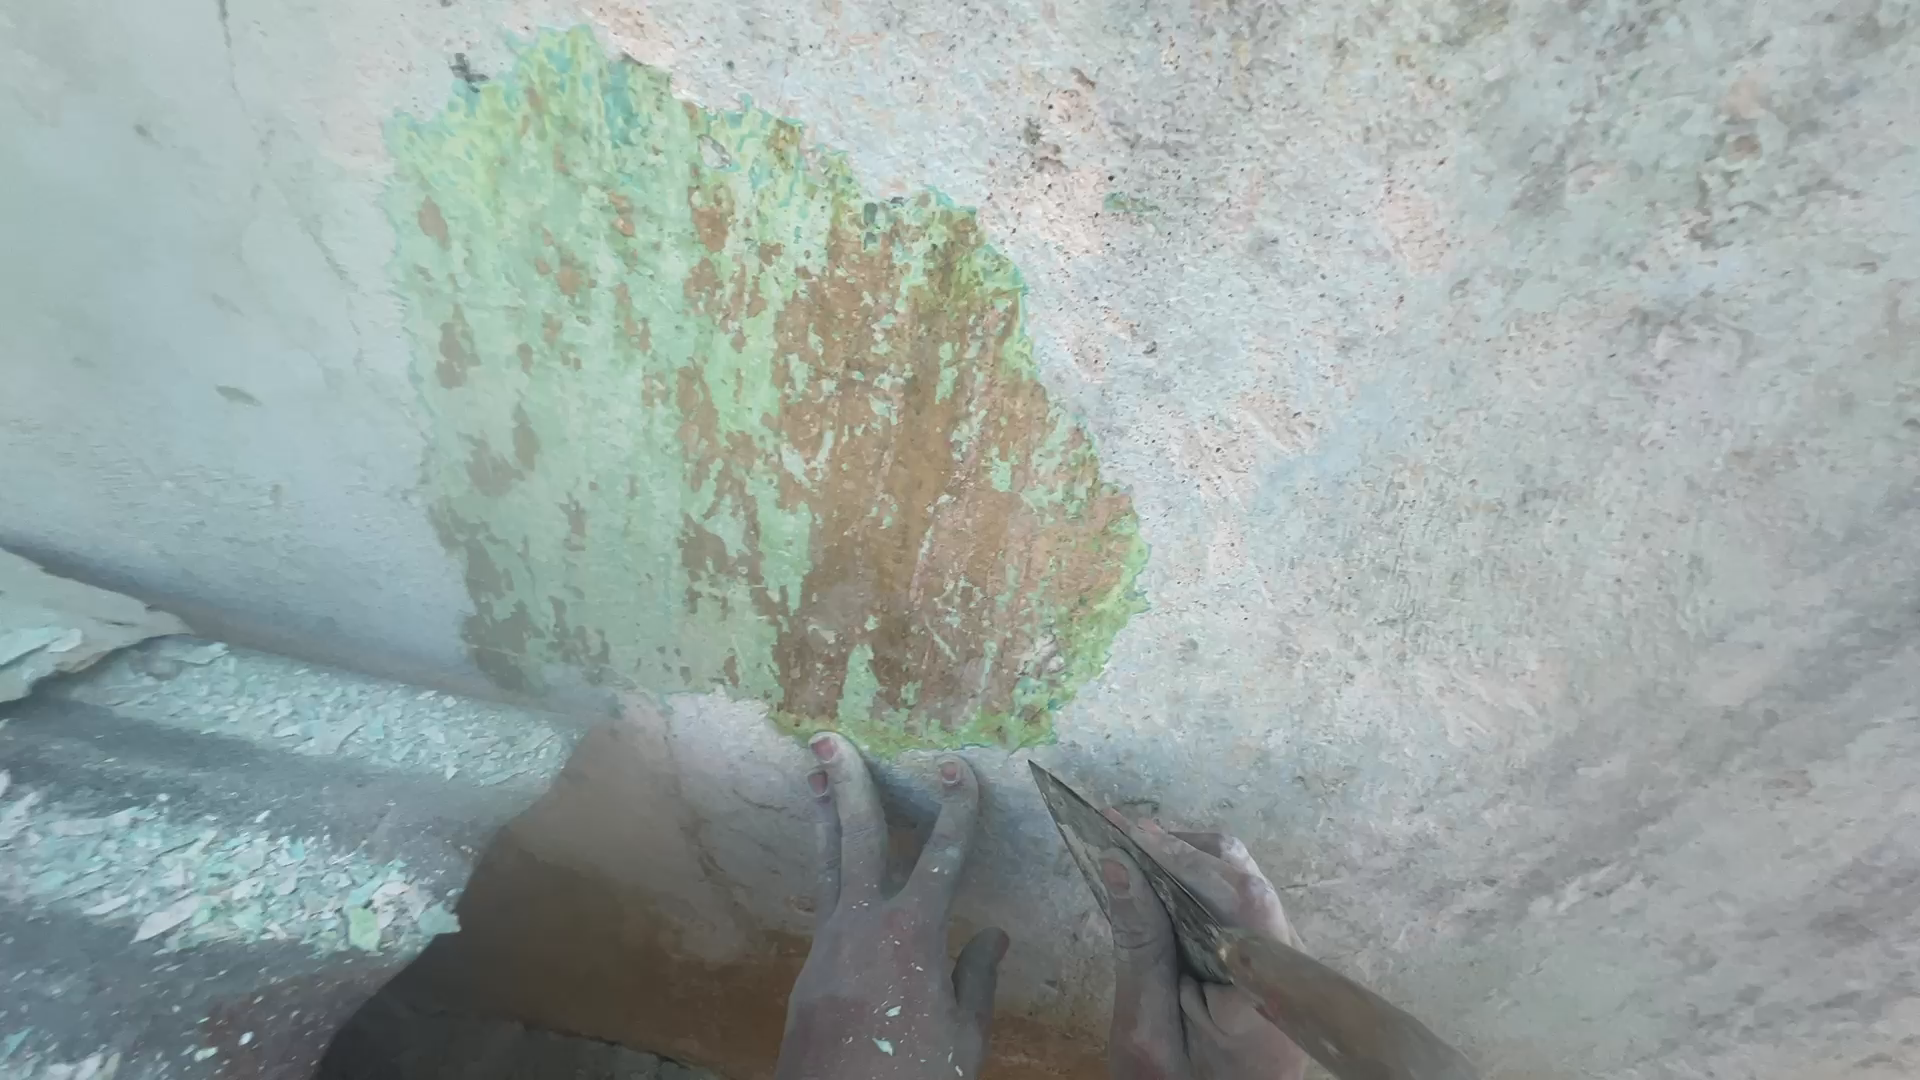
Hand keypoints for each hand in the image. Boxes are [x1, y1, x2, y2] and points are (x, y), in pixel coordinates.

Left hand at [775, 732, 1008, 1079]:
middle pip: (858, 835)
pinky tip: (836, 865)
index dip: (957, 807)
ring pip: (829, 861)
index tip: (959, 768)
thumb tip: (992, 935)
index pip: (944, 854)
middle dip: (847, 781)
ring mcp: (830, 942)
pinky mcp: (811, 967)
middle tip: (826, 738)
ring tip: (813, 773)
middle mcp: (865, 923)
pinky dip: (831, 870)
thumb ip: (976, 980)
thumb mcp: (964, 1040)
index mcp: (913, 935)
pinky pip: (826, 903)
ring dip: (824, 813)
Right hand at [1100, 814, 1308, 1079]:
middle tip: (1117, 833)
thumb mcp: (1144, 1031)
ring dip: (1186, 857)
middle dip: (1178, 848)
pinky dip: (1193, 877)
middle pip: (1243, 877)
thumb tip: (1117, 861)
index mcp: (1262, 996)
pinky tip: (1157, 879)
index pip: (1238, 899)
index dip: (1183, 855)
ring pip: (1242, 878)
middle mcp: (1286, 968)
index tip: (1126, 831)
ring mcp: (1283, 959)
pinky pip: (1235, 897)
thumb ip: (1138, 948)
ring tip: (1133, 851)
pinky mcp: (1268, 955)